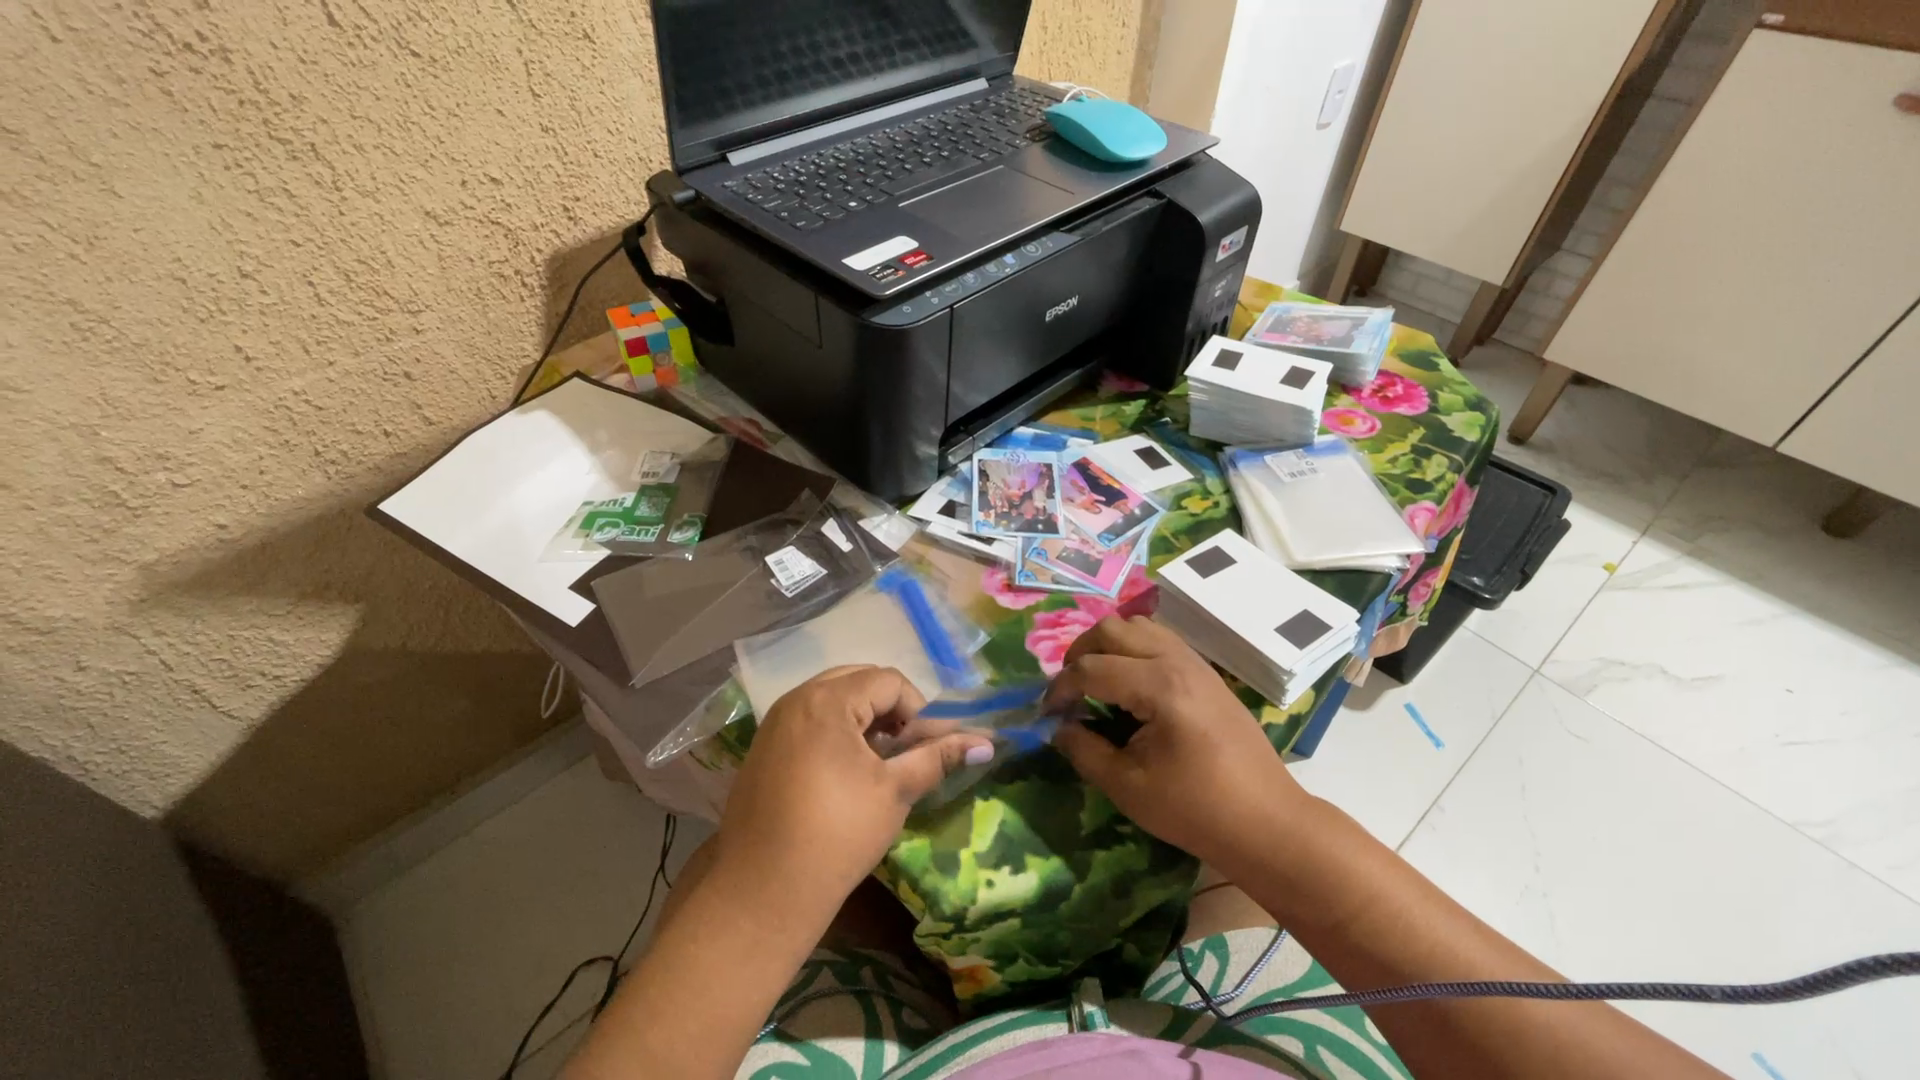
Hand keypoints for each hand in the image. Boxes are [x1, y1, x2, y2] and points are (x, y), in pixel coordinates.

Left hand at [714, 666, 992, 909]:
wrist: (763, 891)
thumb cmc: (837, 834)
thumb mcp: (894, 792)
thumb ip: (937, 757)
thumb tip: (987, 743)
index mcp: (827, 701)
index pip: (889, 681)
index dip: (919, 710)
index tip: (928, 749)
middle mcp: (795, 699)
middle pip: (858, 681)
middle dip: (891, 709)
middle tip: (907, 750)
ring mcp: (774, 723)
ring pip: (832, 699)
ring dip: (864, 719)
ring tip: (882, 762)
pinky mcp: (763, 748)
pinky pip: (809, 719)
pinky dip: (836, 731)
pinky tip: (847, 773)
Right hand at [1047, 616, 1307, 863]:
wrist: (1265, 821)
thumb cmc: (1195, 809)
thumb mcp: (1127, 786)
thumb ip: (1084, 750)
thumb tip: (1059, 728)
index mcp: (1158, 686)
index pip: (1091, 669)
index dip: (1060, 690)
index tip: (1047, 715)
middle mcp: (1177, 661)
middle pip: (1112, 629)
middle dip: (1079, 654)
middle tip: (1068, 692)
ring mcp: (1196, 663)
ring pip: (1138, 626)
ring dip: (1107, 646)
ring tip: (1095, 682)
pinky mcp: (1207, 673)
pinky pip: (1160, 640)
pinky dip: (1133, 649)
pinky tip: (1127, 686)